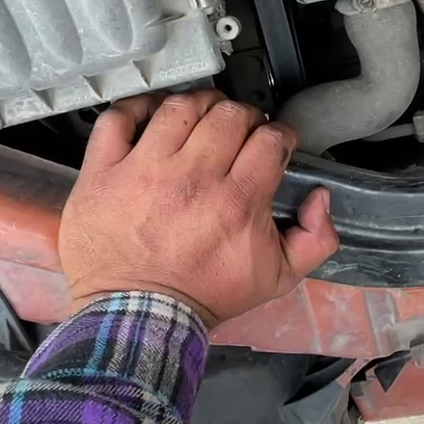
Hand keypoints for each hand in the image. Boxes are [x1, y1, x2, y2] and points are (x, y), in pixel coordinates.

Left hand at [59, 89, 338, 328]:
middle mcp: (192, 178)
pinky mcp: (103, 173)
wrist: (138, 318)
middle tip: (241, 132)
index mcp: (238, 201)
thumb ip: (316, 238)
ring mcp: (143, 171)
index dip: (279, 135)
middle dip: (244, 117)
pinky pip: (119, 118)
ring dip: (199, 105)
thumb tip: (320, 198)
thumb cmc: (205, 295)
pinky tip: (153, 116)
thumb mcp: (278, 278)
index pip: (270, 139)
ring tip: (202, 119)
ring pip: (180, 107)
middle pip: (229, 115)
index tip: (274, 143)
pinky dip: (138, 106)